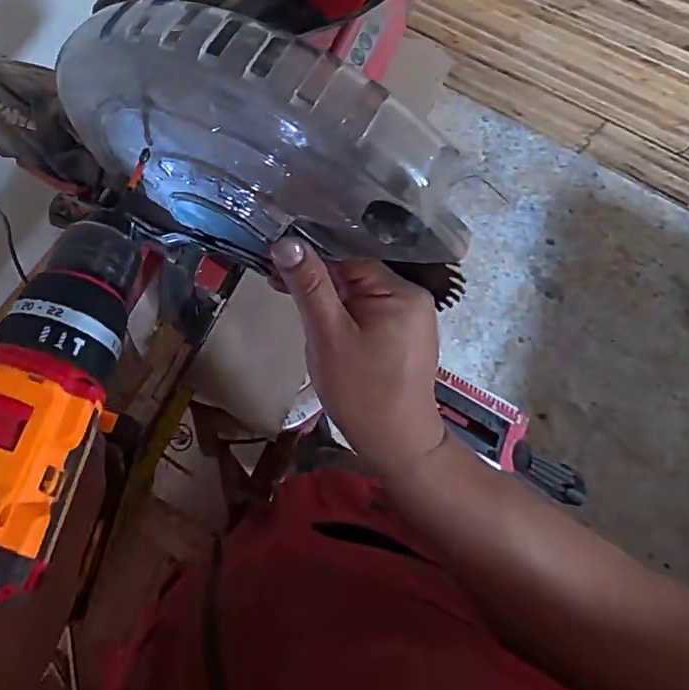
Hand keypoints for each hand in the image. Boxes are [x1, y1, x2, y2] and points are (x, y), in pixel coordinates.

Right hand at [271, 238, 446, 478]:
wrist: (396, 448)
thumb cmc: (361, 391)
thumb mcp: (327, 334)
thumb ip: (309, 285)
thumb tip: (287, 241)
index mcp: (401, 292)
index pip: (346, 261)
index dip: (310, 267)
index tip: (276, 277)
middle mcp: (412, 298)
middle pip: (352, 276)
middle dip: (317, 287)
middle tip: (282, 297)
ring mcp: (410, 318)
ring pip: (356, 295)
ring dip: (327, 303)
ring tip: (306, 325)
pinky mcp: (403, 337)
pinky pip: (365, 313)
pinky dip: (342, 318)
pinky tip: (325, 334)